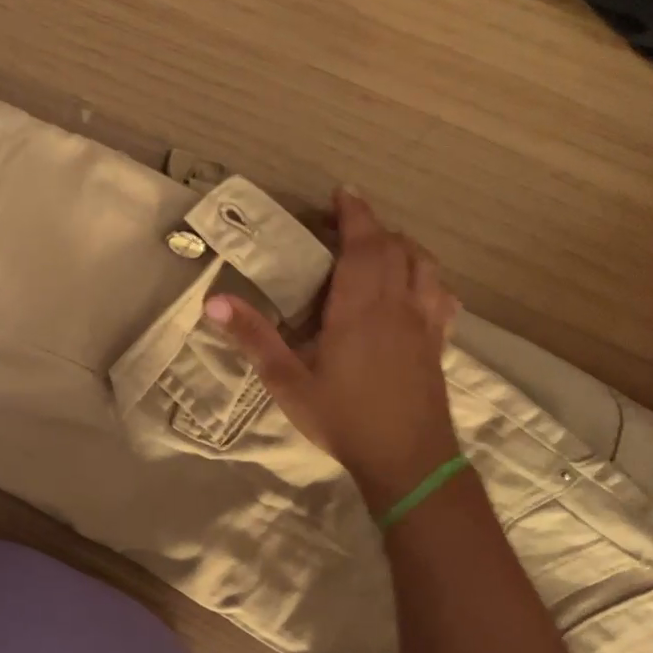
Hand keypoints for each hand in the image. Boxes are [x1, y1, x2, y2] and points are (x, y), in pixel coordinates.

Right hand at [206, 189, 462, 507]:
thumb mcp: (285, 380)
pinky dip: (424, 275)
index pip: (366, 246)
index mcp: (361, 309)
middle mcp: (399, 307)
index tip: (342, 192)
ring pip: (425, 267)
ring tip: (377, 245)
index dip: (356, 215)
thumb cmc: (342, 417)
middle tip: (343, 219)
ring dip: (402, 246)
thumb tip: (213, 300)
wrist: (408, 460)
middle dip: (373, 226)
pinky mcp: (437, 343)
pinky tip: (413, 287)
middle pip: (397, 249)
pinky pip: (439, 293)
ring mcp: (425, 324)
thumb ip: (253, 337)